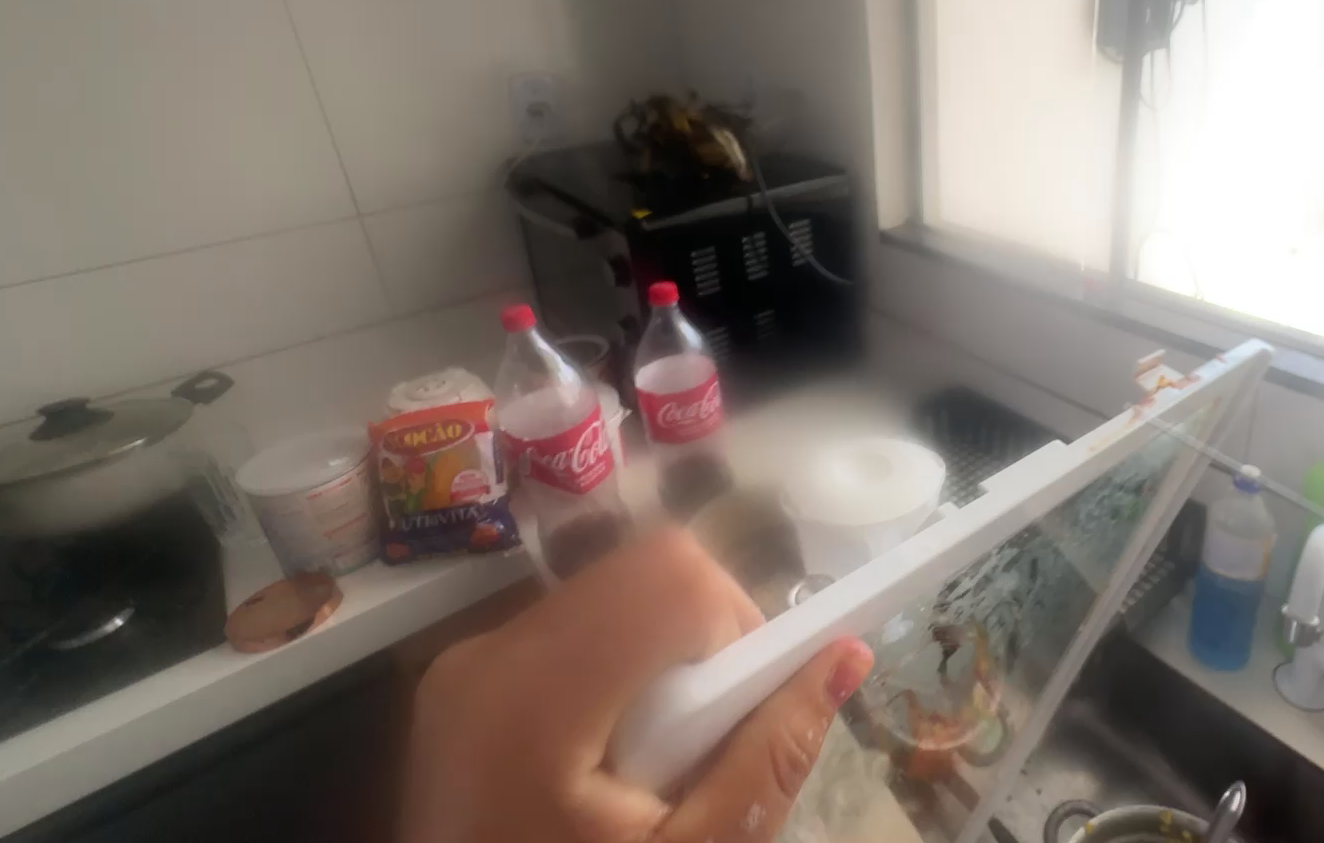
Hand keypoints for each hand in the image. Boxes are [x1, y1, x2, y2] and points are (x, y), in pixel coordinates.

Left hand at [400, 528, 873, 842]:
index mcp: (533, 705)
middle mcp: (490, 654)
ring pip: (625, 581)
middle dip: (709, 630)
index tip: (736, 708)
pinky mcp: (472, 663)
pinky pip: (588, 609)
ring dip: (674, 638)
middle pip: (653, 568)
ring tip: (658, 742)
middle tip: (707, 728)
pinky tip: (613, 736)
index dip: (732, 625)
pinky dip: (631, 647)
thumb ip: (772, 756)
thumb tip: (851, 652)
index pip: (673, 578)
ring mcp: (472, 655)